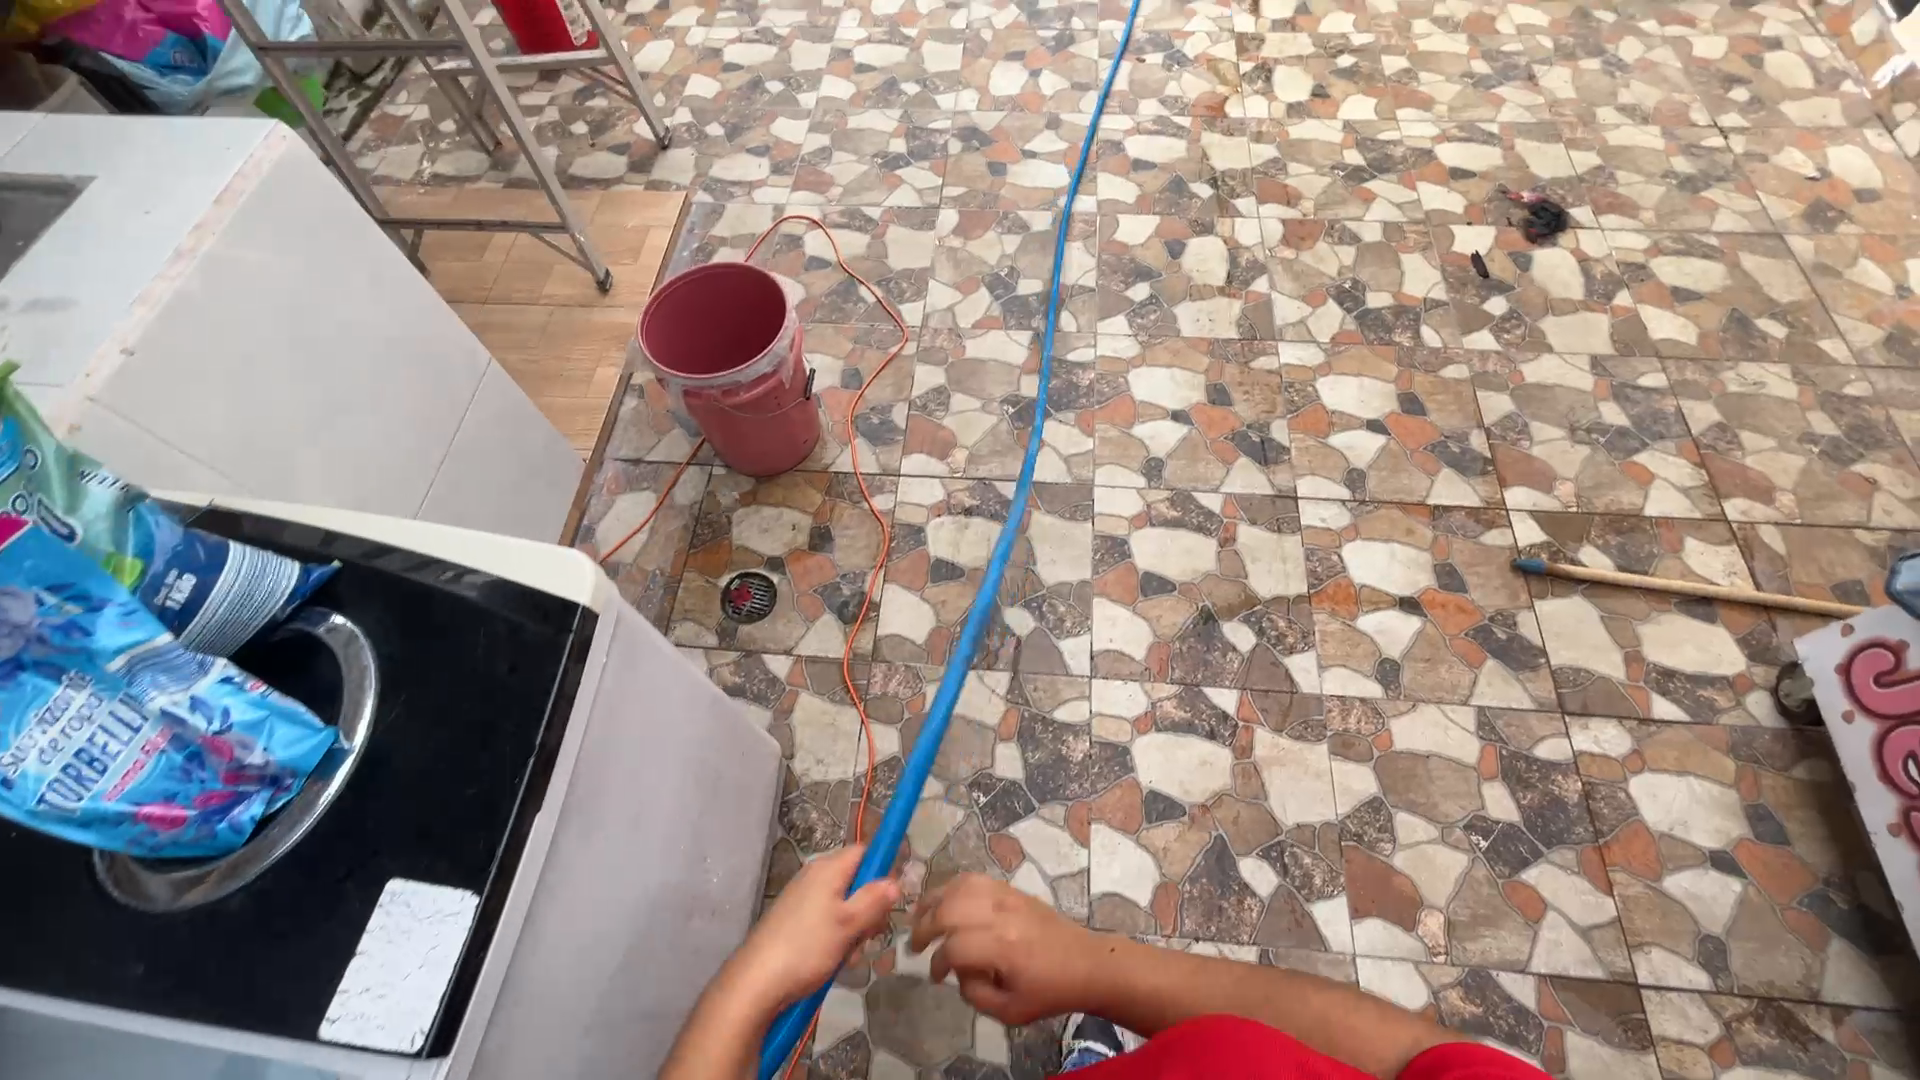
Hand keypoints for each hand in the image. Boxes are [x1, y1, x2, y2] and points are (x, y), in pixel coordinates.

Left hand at [720, 845, 899, 1012]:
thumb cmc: (807, 947)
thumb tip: (895, 881)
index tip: (892, 897)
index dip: (883, 868)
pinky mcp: (795, 921)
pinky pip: (828, 921)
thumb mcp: (848, 923)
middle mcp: (815, 877)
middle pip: (856, 880)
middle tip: (870, 933)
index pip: (865, 851)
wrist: (756, 982)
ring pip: (844, 905)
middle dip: (869, 907)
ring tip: (849, 954)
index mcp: (828, 869)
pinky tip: (835, 961)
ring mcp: (803, 899)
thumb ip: (874, 899)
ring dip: (855, 928)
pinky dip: (837, 938)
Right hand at [908, 874, 1103, 1024]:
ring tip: (920, 917)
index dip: (937, 964)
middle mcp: (1000, 915)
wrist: (1085, 962)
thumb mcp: (1011, 1011)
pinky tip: (944, 901)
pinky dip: (952, 886)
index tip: (937, 977)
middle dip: (924, 927)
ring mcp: (1005, 896)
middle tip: (915, 946)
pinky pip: (973, 877)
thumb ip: (975, 995)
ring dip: (933, 900)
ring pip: (958, 886)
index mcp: (1003, 948)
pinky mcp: (1009, 888)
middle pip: (948, 909)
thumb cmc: (1049, 990)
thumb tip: (956, 972)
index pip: (954, 948)